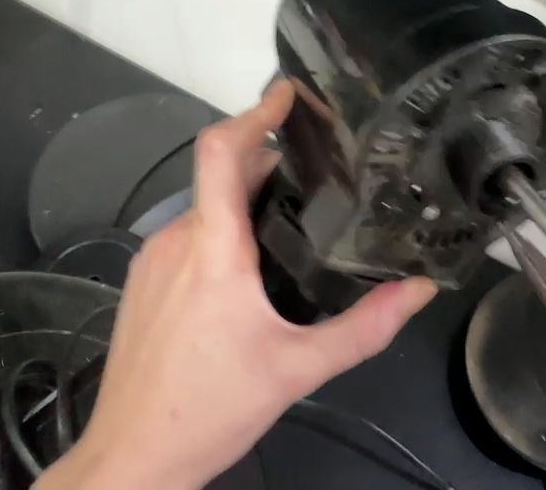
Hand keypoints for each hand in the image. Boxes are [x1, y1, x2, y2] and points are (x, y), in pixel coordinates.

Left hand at [36, 82, 438, 489]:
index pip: (223, 152)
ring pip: (209, 203)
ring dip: (251, 194)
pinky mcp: (143, 282)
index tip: (290, 92)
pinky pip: (192, 230)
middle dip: (274, 158)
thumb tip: (418, 289)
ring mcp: (153, 260)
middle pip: (226, 172)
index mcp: (212, 248)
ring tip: (303, 207)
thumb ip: (363, 327)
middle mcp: (176, 240)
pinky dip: (226, 224)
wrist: (128, 464)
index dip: (256, 113)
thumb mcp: (298, 369)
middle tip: (327, 162)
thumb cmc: (207, 410)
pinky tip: (258, 256)